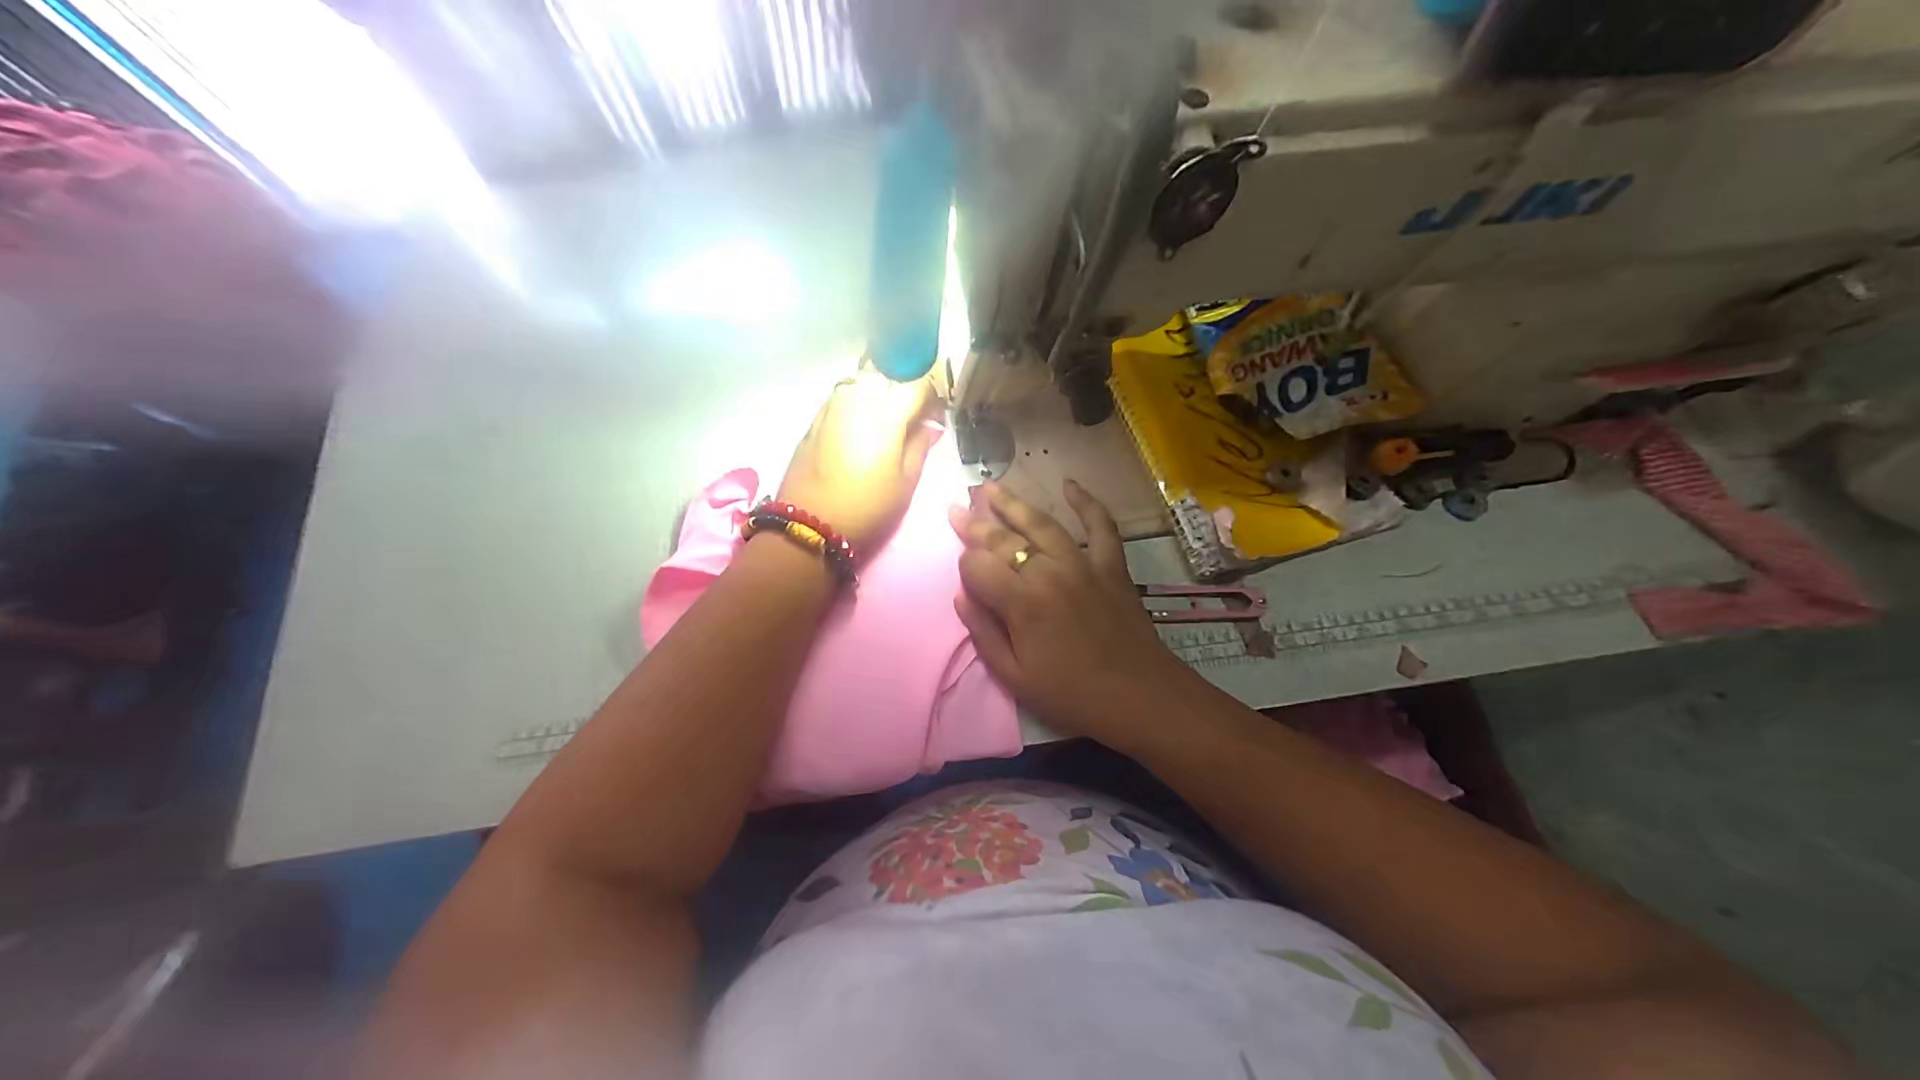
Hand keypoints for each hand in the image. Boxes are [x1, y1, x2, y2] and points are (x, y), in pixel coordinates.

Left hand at [776, 373, 943, 552]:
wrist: (809, 522)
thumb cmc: (866, 505)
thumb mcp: (906, 481)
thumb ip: (921, 445)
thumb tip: (931, 425)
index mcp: (887, 409)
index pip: (920, 384)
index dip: (933, 398)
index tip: (935, 417)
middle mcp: (858, 395)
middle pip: (890, 378)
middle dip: (904, 392)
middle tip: (912, 421)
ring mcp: (833, 403)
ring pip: (865, 385)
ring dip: (879, 397)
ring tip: (885, 428)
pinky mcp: (815, 417)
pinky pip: (844, 399)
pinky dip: (858, 406)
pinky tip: (860, 433)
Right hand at [949, 480, 1188, 741]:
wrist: (1138, 696)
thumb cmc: (1071, 694)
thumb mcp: (1014, 676)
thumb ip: (983, 632)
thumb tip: (961, 595)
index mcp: (1021, 602)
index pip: (978, 566)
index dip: (965, 565)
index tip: (964, 574)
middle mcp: (1048, 572)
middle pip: (1004, 539)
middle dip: (976, 523)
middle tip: (956, 507)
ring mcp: (1083, 564)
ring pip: (1042, 523)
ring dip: (1014, 503)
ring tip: (991, 486)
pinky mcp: (1112, 565)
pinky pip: (1100, 526)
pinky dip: (1087, 503)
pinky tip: (1070, 485)